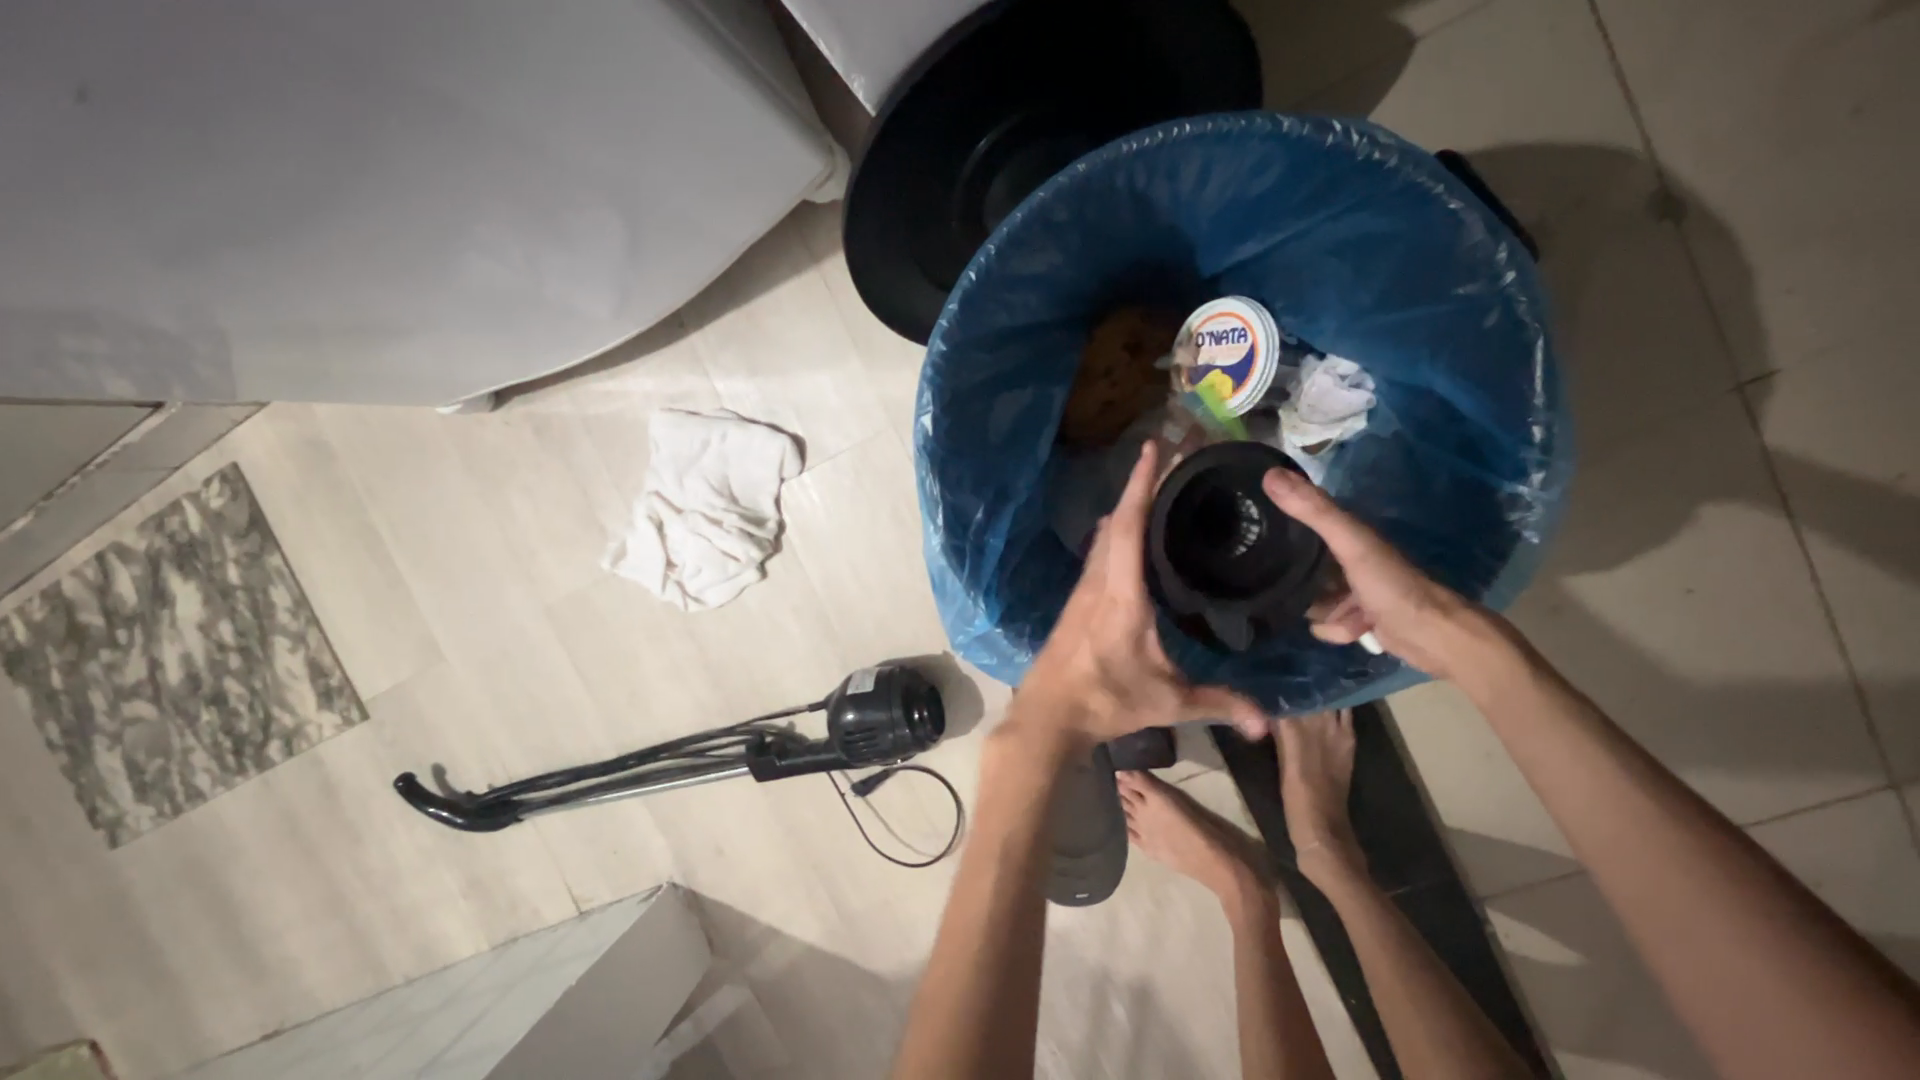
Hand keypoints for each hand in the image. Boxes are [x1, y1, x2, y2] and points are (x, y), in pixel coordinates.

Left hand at [1017, 441, 1269, 745]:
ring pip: (1105, 536)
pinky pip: (1099, 553)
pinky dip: (1118, 532)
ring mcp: (1083, 589)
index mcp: (1121, 592)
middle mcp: (1098, 580)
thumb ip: (1218, 705)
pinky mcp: (1077, 601)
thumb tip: (1267, 724)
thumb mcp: (1167, 702)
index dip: (1142, 484)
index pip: (1131, 525)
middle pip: (1118, 520)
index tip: (1155, 447)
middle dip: (1142, 485)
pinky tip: (1133, 536)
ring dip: (1128, 507)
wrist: (1047, 715)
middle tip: (1172, 459)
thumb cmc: (1105, 700)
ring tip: (1158, 488)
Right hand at [1261, 467, 1490, 679]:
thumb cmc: (1391, 584)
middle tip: (1279, 582)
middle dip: (1294, 577)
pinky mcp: (1357, 620)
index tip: (1254, 527)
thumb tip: (1270, 475)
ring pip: (1312, 598)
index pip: (1306, 521)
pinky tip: (1347, 630)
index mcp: (1350, 535)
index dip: (1282, 522)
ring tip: (1329, 611)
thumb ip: (1314, 511)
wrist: (1431, 634)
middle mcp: (1350, 561)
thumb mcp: (1350, 543)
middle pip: (1304, 565)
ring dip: (1316, 609)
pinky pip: (1327, 625)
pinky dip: (1333, 630)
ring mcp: (1353, 592)